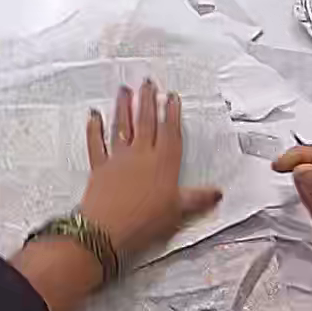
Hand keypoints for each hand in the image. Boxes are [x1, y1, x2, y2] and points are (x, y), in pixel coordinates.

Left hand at [80, 80, 223, 258]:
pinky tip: (94, 115)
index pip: (169, 132)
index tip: (171, 97)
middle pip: (146, 122)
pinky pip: (96, 143)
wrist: (107, 229)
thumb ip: (197, 199)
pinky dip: (94, 128)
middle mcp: (141, 154)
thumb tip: (217, 193)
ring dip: (123, 107)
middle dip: (147, 100)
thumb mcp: (178, 211)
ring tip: (124, 90)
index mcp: (164, 163)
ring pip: (122, 126)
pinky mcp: (100, 167)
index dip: (171, 113)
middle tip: (147, 82)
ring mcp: (118, 158)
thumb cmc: (146, 221)